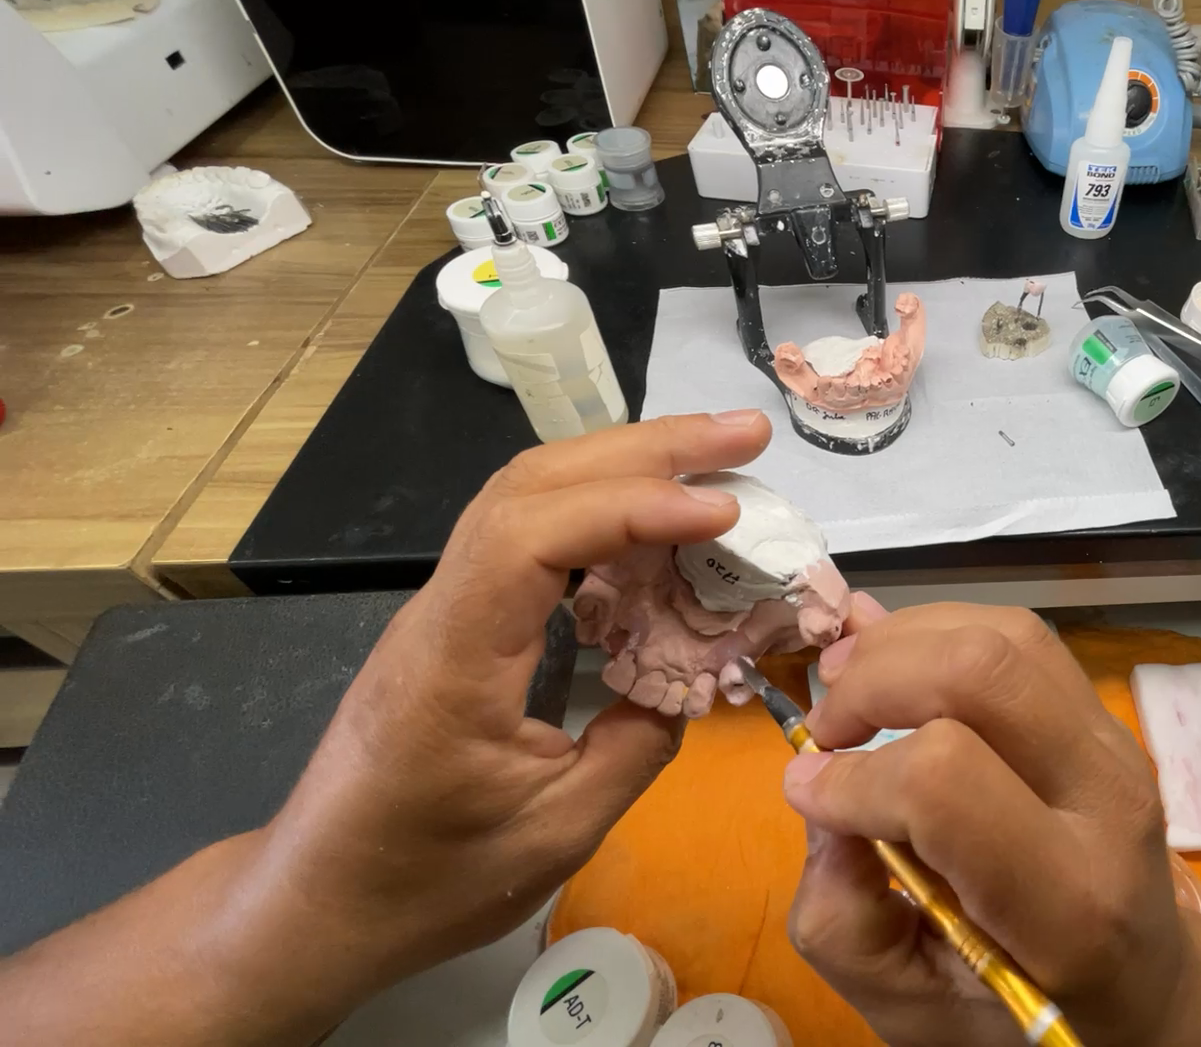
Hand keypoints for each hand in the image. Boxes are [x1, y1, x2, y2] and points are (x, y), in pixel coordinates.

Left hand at [0, 412, 777, 1046]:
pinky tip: (663, 511)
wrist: (315, 903)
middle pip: (537, 482)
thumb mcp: (556, 833)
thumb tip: (696, 673)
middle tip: (747, 435)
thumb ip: (638, 745)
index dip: (632, 508)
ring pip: (534, 488)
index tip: (723, 513)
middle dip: (651, 447)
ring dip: (633, 458)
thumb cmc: (429, 879)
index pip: (532, 538)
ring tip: (719, 453)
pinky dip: (612, 500)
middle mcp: (445, 605)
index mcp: (454, 661)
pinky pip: (541, 526)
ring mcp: (453, 599)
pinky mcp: (471, 609)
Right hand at [781, 602, 1200, 1046]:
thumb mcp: (916, 1009)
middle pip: (985, 674)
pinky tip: (898, 658)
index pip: (949, 782)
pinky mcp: (1102, 712)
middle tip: (827, 722)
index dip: (858, 777)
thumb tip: (821, 796)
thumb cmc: (1025, 1009)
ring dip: (906, 638)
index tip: (809, 787)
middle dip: (878, 679)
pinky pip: (1020, 633)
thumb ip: (844, 922)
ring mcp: (1114, 740)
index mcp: (1066, 899)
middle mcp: (1105, 798)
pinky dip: (941, 629)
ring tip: (848, 674)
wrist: (1142, 981)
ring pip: (1006, 635)